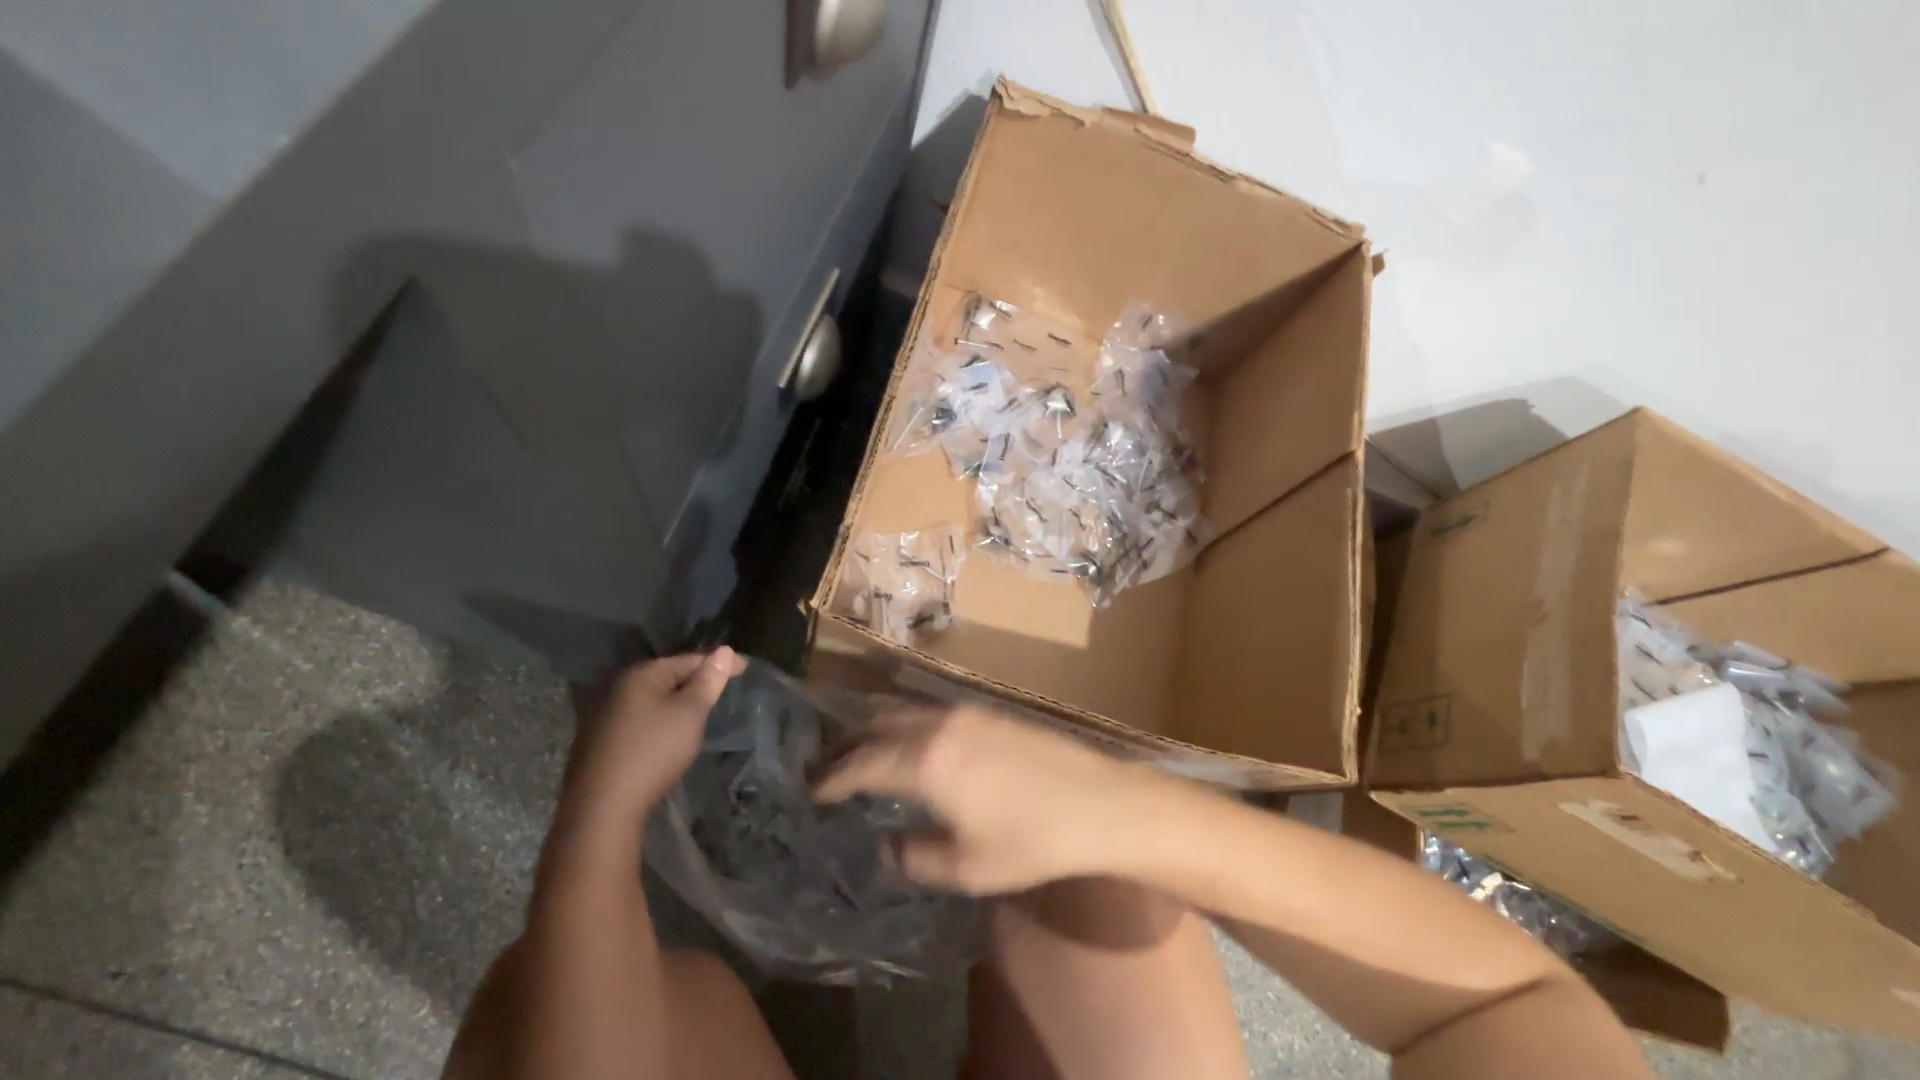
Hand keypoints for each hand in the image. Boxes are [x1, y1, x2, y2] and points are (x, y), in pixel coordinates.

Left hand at [569, 647, 746, 814]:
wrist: (603, 805)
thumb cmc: (653, 751)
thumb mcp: (689, 714)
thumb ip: (707, 682)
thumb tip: (724, 650)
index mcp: (640, 675)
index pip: (688, 660)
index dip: (719, 664)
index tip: (744, 668)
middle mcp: (616, 686)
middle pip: (666, 676)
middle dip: (694, 680)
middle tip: (721, 689)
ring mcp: (602, 714)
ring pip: (650, 699)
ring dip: (674, 700)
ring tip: (698, 710)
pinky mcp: (597, 739)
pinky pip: (637, 718)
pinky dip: (657, 719)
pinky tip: (665, 733)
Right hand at [814, 705, 1175, 893]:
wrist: (1102, 804)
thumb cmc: (1032, 841)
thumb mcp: (967, 866)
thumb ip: (915, 856)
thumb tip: (885, 846)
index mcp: (927, 760)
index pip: (863, 764)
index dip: (833, 779)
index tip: (811, 791)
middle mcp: (940, 725)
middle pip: (878, 726)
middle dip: (846, 746)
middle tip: (824, 766)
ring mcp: (968, 713)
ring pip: (905, 713)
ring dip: (876, 730)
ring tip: (860, 752)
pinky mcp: (991, 714)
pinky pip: (931, 712)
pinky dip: (906, 726)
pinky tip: (911, 746)